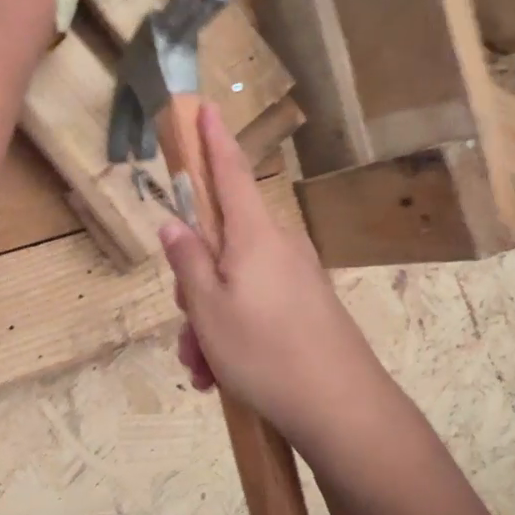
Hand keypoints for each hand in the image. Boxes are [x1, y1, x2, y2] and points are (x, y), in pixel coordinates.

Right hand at [159, 106, 395, 456]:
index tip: (205, 106)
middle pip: (219, 246)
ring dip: (207, 324)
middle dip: (192, 287)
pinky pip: (252, 310)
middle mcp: (276, 248)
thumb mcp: (208, 308)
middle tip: (186, 330)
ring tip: (202, 369)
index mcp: (253, 236)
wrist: (340, 408)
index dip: (213, 140)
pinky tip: (220, 377)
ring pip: (231, 287)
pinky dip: (231, 337)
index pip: (230, 173)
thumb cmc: (264, 350)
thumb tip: (174, 224)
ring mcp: (293, 280)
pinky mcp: (303, 309)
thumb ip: (186, 262)